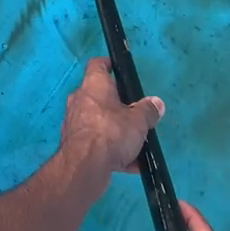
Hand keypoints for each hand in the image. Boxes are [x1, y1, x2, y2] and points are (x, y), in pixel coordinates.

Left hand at [59, 57, 162, 178]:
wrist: (85, 166)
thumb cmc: (112, 132)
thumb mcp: (139, 121)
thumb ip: (148, 110)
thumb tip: (157, 103)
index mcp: (94, 84)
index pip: (98, 64)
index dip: (109, 65)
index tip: (120, 71)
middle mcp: (80, 98)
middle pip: (99, 95)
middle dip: (117, 106)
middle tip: (134, 115)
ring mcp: (74, 121)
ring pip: (98, 121)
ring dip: (115, 131)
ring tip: (135, 146)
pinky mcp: (73, 144)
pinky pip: (95, 142)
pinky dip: (110, 150)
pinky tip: (129, 165)